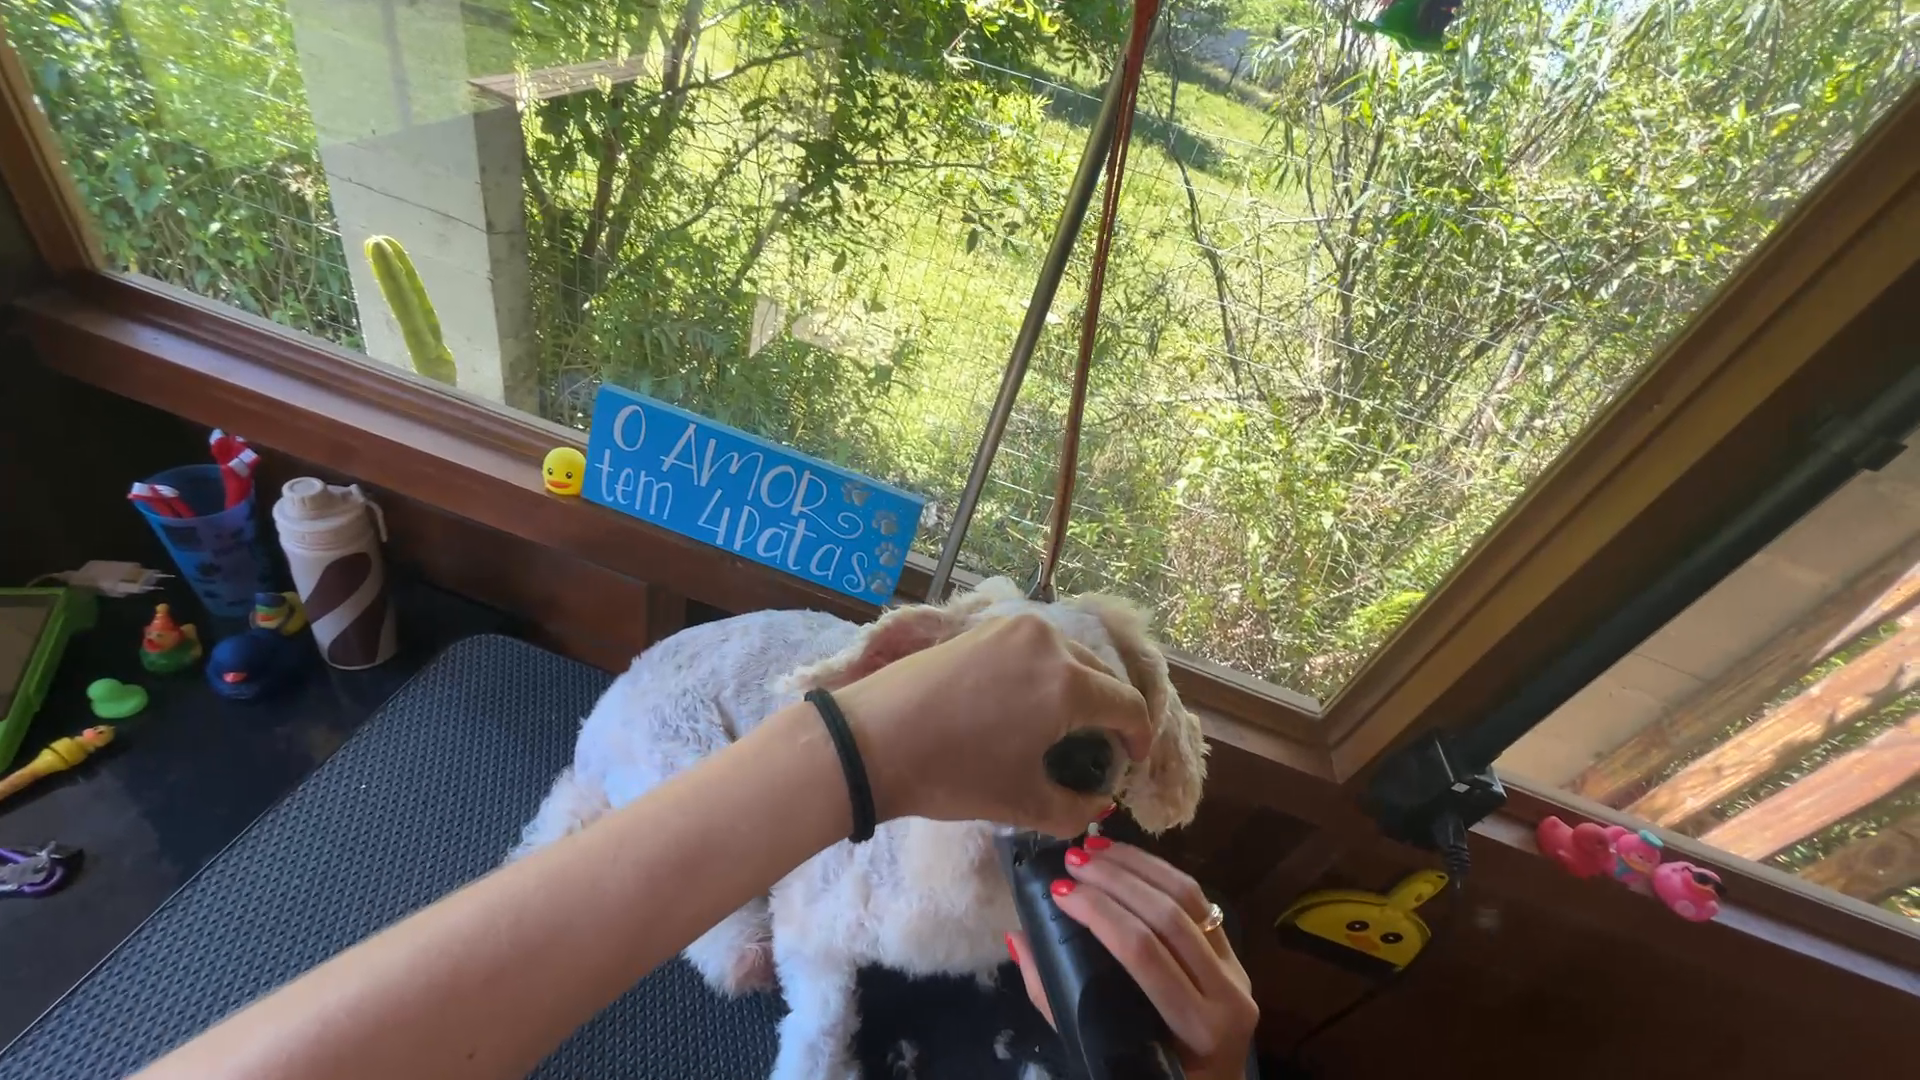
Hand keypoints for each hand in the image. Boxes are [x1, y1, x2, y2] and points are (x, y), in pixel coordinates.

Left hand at [833, 614, 1151, 836]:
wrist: (871, 739)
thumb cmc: (953, 773)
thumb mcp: (1023, 803)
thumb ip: (1077, 810)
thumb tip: (1099, 803)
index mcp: (1068, 682)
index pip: (1128, 705)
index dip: (1139, 737)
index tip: (1132, 761)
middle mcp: (1047, 641)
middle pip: (1099, 675)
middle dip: (1107, 711)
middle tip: (1096, 748)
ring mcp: (1011, 627)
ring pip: (1065, 656)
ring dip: (1075, 687)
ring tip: (1060, 723)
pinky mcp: (980, 626)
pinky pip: (1032, 647)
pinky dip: (1042, 671)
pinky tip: (1023, 699)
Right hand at [1008, 841, 1256, 1079]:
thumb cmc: (1149, 1077)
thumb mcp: (1103, 1054)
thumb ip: (1056, 1001)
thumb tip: (1019, 940)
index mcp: (1197, 1030)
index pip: (1144, 953)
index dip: (1100, 913)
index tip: (1057, 892)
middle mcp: (1227, 995)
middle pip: (1167, 916)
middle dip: (1113, 880)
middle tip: (1070, 860)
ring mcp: (1236, 968)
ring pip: (1187, 896)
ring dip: (1135, 864)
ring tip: (1093, 846)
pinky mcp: (1233, 949)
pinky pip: (1197, 897)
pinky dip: (1156, 869)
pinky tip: (1124, 856)